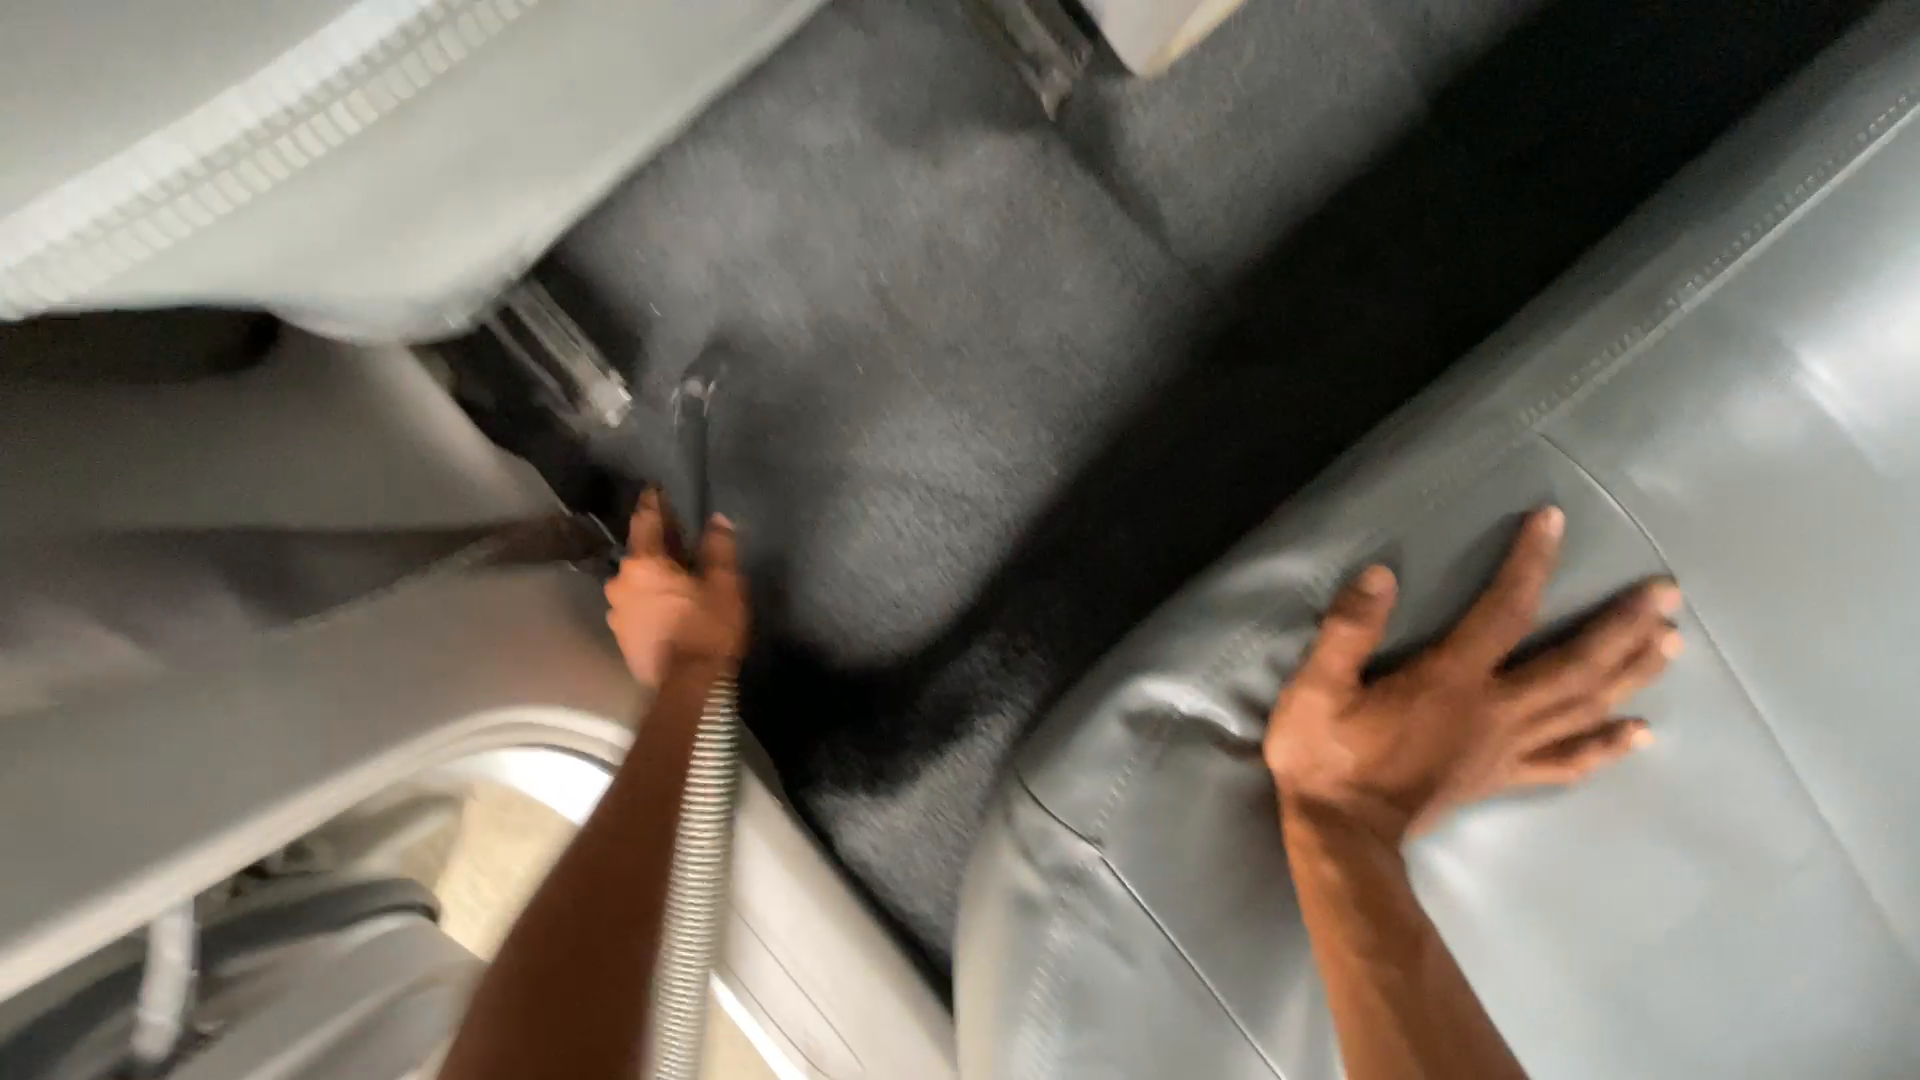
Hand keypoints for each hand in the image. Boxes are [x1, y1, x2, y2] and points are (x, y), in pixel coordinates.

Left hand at [604, 492, 748, 684]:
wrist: (686, 686)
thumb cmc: (708, 628)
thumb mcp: (724, 584)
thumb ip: (719, 548)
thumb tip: (717, 519)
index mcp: (644, 563)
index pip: (646, 520)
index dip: (653, 503)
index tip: (654, 489)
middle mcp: (621, 581)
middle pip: (641, 554)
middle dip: (659, 547)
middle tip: (681, 543)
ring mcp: (616, 611)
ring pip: (637, 583)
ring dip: (655, 578)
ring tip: (678, 581)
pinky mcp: (621, 636)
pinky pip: (636, 607)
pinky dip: (651, 601)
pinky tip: (670, 609)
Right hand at [1263, 507, 1681, 843]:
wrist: (1340, 831)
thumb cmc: (1323, 754)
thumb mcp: (1317, 687)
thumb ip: (1348, 630)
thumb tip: (1381, 574)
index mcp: (1448, 682)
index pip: (1502, 611)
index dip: (1529, 563)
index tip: (1552, 520)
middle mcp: (1492, 711)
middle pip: (1573, 664)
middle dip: (1622, 625)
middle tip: (1666, 592)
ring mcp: (1503, 749)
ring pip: (1583, 708)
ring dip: (1631, 674)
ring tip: (1671, 643)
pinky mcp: (1499, 778)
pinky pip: (1567, 763)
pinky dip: (1607, 747)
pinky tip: (1640, 734)